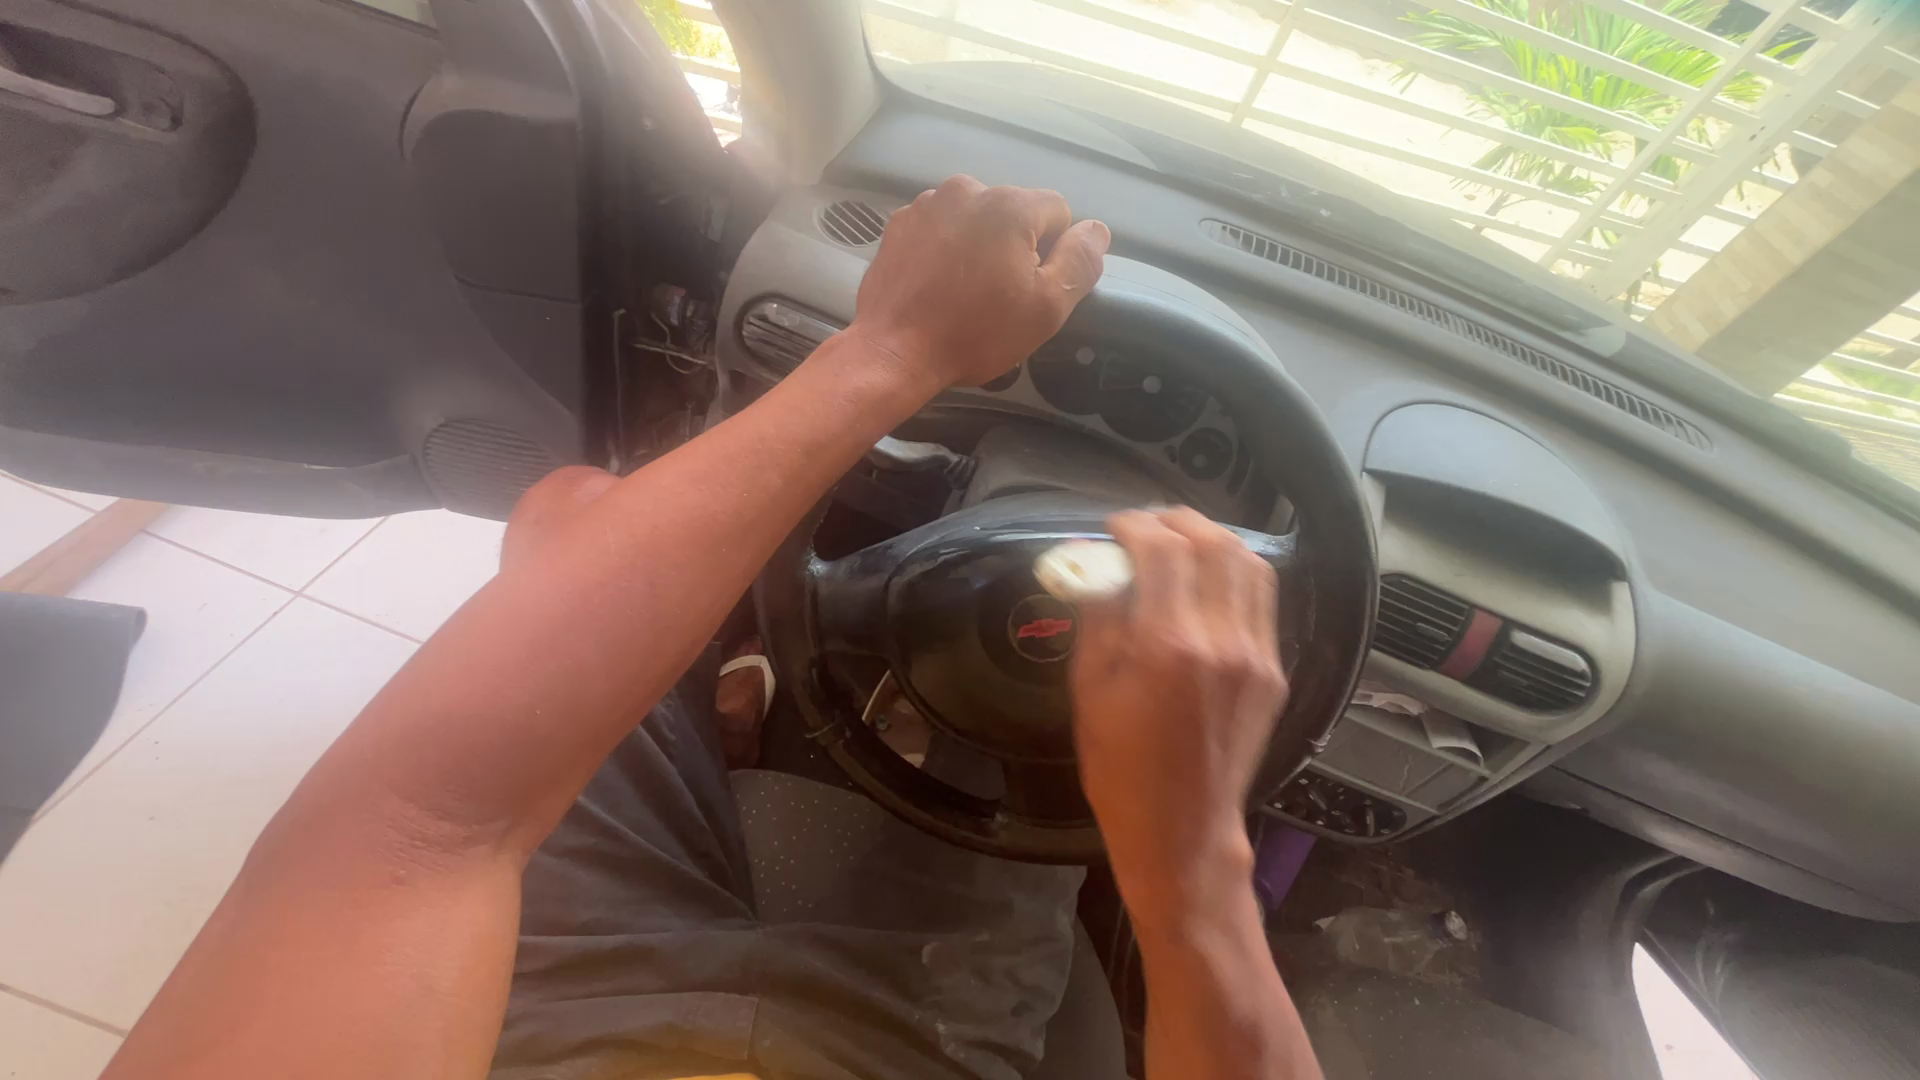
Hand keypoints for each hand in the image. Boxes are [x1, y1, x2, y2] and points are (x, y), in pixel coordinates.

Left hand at [846, 175, 1109, 389]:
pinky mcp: (898, 225)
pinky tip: (936, 288)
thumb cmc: (975, 334)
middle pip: (1012, 213)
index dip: (1054, 254)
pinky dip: (944, 251)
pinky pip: (938, 230)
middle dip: (1014, 248)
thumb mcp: (1045, 309)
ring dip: (978, 247)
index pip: (1058, 211)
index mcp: (1010, 204)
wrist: (894, 351)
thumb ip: (1079, 263)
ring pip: (974, 220)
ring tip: (963, 294)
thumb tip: (1097, 230)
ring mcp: (927, 204)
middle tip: (998, 298)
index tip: (1032, 290)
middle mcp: (968, 189)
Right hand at [1070, 508, 1285, 925]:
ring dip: (1212, 539)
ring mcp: (1256, 655)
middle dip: (1175, 521)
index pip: (1161, 550)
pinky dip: (1232, 573)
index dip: (1133, 526)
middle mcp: (1222, 640)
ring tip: (1178, 544)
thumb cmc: (1120, 767)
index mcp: (1169, 646)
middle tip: (1144, 528)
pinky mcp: (1273, 670)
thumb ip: (1097, 617)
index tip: (1112, 529)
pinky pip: (1260, 599)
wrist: (1182, 829)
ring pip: (1249, 563)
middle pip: (1213, 543)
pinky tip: (1204, 582)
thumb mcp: (1089, 688)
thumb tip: (1095, 566)